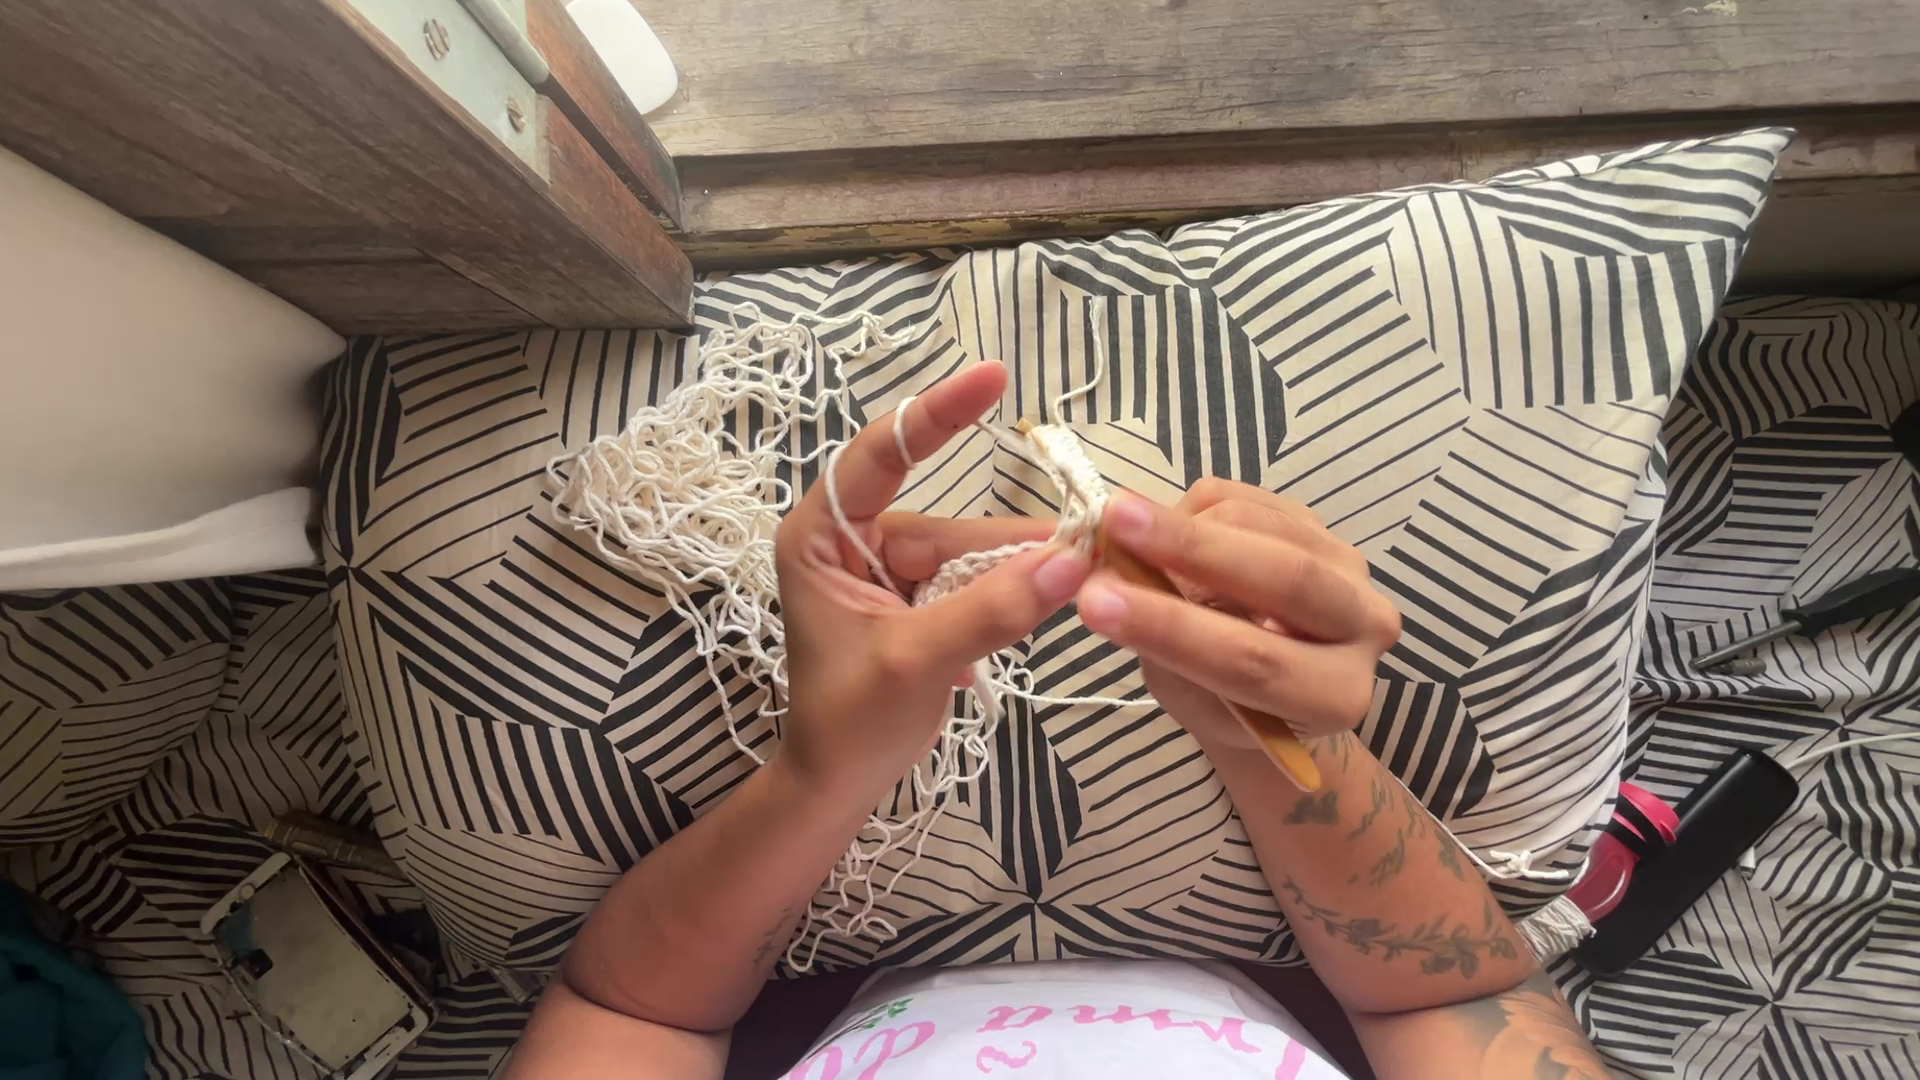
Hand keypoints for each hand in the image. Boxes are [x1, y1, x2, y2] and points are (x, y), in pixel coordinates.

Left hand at [775, 362, 1090, 803]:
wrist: (841, 779)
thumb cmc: (850, 721)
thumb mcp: (914, 662)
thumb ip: (988, 611)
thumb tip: (1069, 565)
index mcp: (822, 536)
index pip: (880, 456)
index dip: (936, 415)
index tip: (994, 377)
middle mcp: (855, 540)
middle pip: (946, 521)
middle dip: (1010, 541)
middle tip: (1085, 543)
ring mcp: (891, 569)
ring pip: (970, 554)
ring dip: (1019, 570)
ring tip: (1080, 577)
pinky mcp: (920, 598)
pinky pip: (974, 580)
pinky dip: (1010, 590)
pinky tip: (1047, 597)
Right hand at [1075, 479, 1399, 751]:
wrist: (1267, 686)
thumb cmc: (1219, 701)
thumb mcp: (1183, 693)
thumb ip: (1157, 644)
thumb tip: (1099, 582)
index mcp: (1333, 694)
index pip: (1251, 661)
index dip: (1170, 628)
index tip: (1097, 602)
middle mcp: (1366, 627)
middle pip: (1285, 577)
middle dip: (1186, 547)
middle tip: (1112, 522)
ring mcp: (1349, 568)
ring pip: (1261, 525)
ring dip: (1180, 523)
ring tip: (1121, 531)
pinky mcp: (1319, 524)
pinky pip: (1248, 496)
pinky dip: (1192, 506)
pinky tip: (1161, 527)